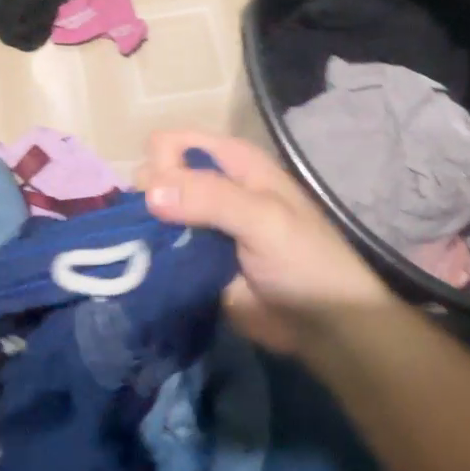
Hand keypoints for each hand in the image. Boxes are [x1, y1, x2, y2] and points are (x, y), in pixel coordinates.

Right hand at [142, 130, 394, 354]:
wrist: (326, 327)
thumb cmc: (305, 260)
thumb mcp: (265, 219)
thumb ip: (211, 198)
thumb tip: (149, 191)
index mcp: (230, 161)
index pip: (169, 143)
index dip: (161, 167)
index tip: (166, 201)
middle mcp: (210, 186)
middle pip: (154, 177)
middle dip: (148, 201)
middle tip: (165, 234)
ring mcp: (199, 225)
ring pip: (152, 215)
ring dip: (144, 233)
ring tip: (149, 256)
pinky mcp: (192, 262)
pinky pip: (157, 251)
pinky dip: (149, 259)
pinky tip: (146, 272)